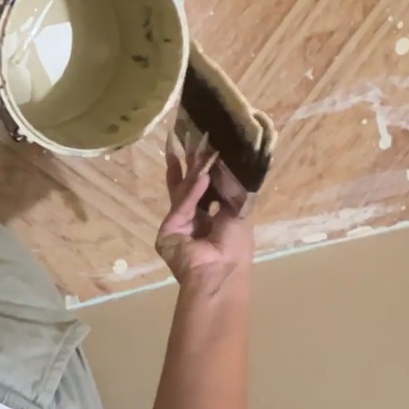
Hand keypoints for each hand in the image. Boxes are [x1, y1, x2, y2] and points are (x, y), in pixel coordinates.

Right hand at [157, 134, 252, 292]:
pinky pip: (180, 206)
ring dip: (186, 169)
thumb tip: (226, 162)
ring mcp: (179, 224)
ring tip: (189, 142)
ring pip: (182, 192)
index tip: (211, 144)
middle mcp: (195, 220)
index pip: (210, 187)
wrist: (219, 274)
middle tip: (192, 135)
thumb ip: (231, 188)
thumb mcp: (240, 212)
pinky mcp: (168, 229)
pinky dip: (191, 191)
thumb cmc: (236, 247)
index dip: (210, 167)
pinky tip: (200, 176)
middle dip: (192, 162)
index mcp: (215, 218)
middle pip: (191, 185)